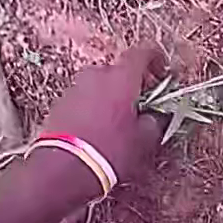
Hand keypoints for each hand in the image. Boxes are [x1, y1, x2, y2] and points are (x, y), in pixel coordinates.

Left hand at [34, 43, 168, 187]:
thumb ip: (154, 121)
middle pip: (118, 71)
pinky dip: (93, 108)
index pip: (141, 54)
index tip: (163, 72)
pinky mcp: (59, 103)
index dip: (156, 60)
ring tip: (118, 123)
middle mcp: (96, 76)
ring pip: (99, 86)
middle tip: (141, 106)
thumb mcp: (143, 141)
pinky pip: (83, 99)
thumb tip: (156, 116)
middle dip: (131, 85)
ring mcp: (75, 88)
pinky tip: (98, 130)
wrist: (63, 168)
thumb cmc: (109, 151)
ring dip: (110, 98)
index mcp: (121, 78)